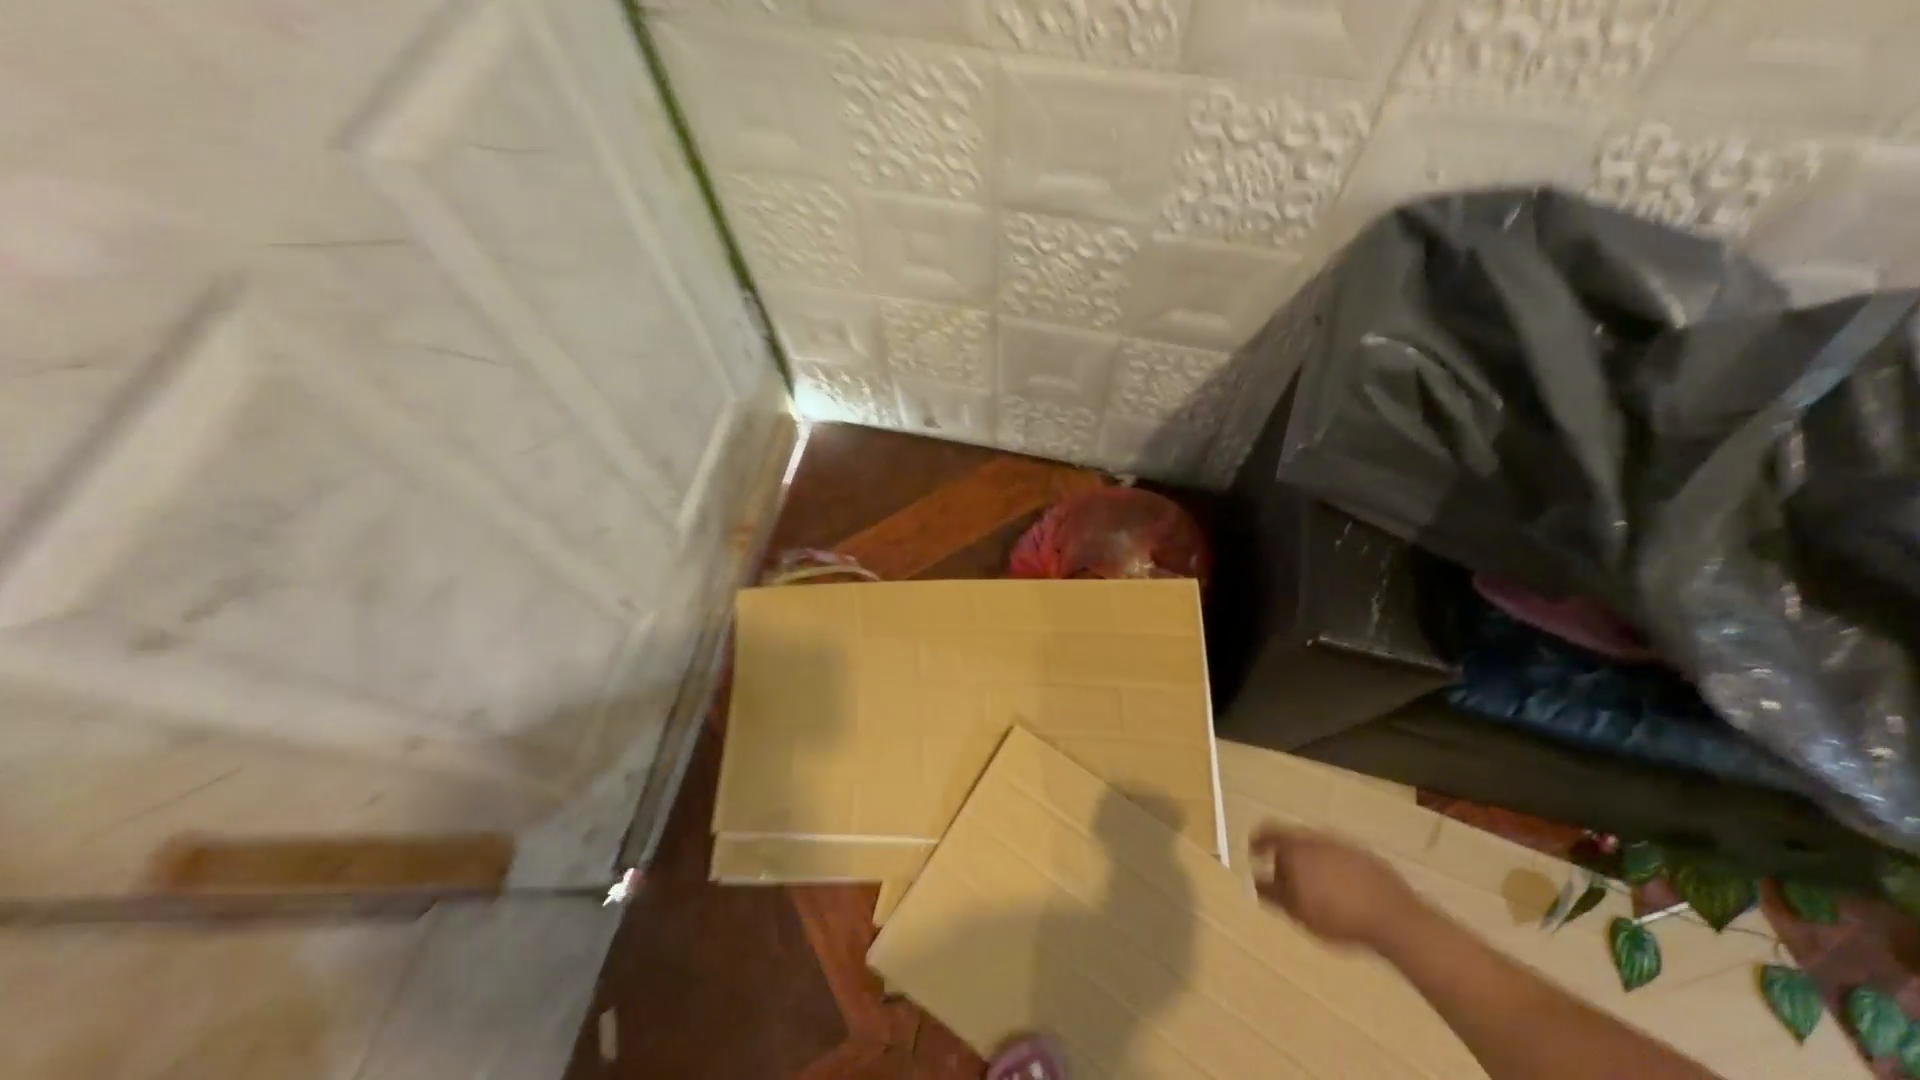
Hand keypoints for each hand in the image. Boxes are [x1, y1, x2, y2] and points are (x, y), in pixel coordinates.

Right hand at [1249, 826, 1423, 949]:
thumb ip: (1272, 894)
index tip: (1253, 854)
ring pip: (1317, 849)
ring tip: (1311, 890)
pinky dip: (1331, 869)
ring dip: (1309, 864)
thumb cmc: (1338, 916)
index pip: (1269, 832)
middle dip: (1284, 857)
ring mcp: (1346, 846)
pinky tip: (1339, 892)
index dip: (1257, 842)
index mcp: (1298, 847)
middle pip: (1293, 840)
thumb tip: (1255, 882)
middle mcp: (1320, 839)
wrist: (1395, 920)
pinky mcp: (1368, 858)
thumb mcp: (1298, 912)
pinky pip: (1339, 858)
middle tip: (1283, 881)